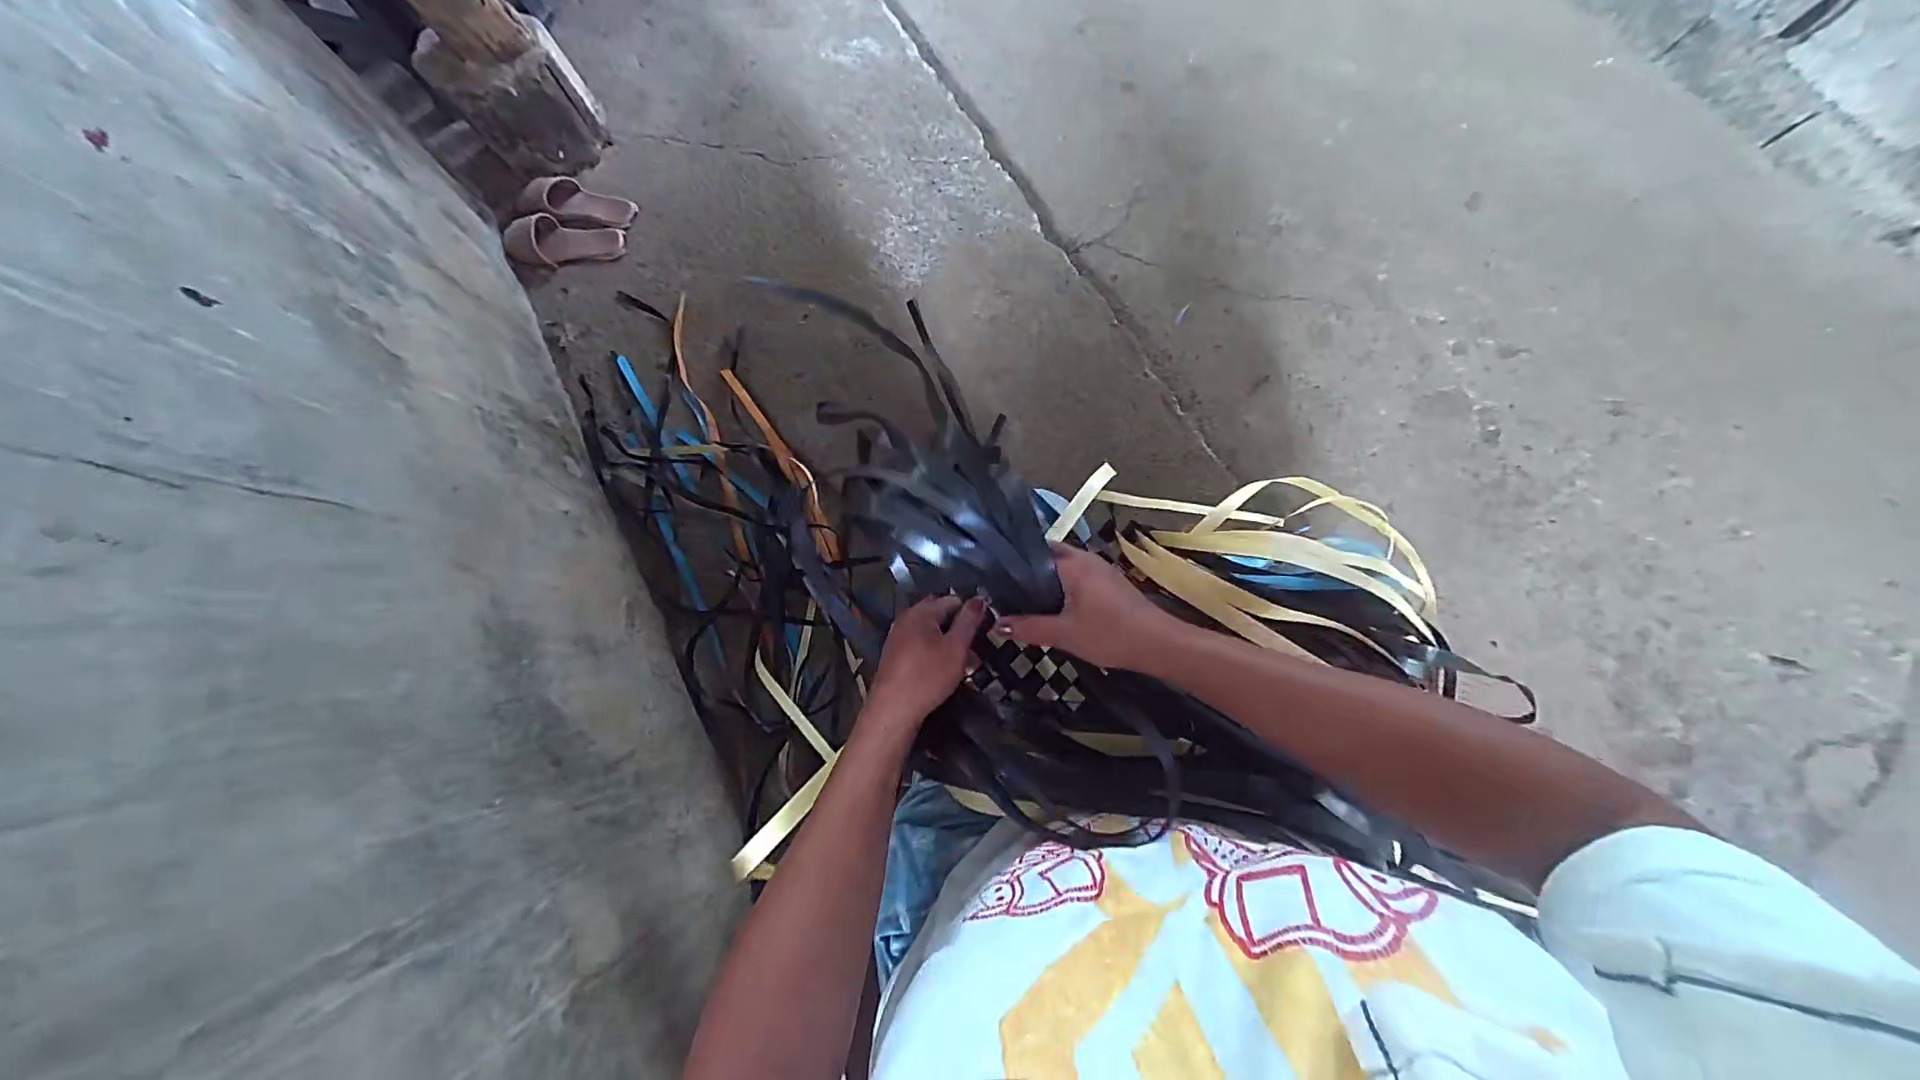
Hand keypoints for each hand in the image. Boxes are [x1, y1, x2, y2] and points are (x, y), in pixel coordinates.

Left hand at [864, 593, 988, 728]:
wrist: (893, 709)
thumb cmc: (928, 676)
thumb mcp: (956, 648)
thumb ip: (968, 621)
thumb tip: (979, 599)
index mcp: (921, 611)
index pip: (953, 600)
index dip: (971, 612)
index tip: (984, 630)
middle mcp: (906, 618)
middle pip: (939, 612)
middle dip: (958, 625)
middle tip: (975, 645)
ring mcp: (898, 635)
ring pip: (930, 629)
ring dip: (947, 639)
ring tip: (962, 659)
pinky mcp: (894, 653)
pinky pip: (919, 642)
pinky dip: (933, 648)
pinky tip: (941, 666)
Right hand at [998, 544, 1182, 671]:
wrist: (1158, 643)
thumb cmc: (1110, 634)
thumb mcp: (1064, 634)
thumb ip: (1028, 627)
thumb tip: (998, 624)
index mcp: (1072, 564)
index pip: (1033, 550)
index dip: (1012, 563)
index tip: (994, 578)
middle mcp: (1086, 558)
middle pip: (1048, 556)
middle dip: (1028, 571)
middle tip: (1007, 592)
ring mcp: (1100, 569)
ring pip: (1064, 567)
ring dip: (1046, 579)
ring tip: (1026, 601)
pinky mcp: (1109, 582)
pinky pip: (1077, 576)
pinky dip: (1062, 586)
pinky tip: (1055, 607)